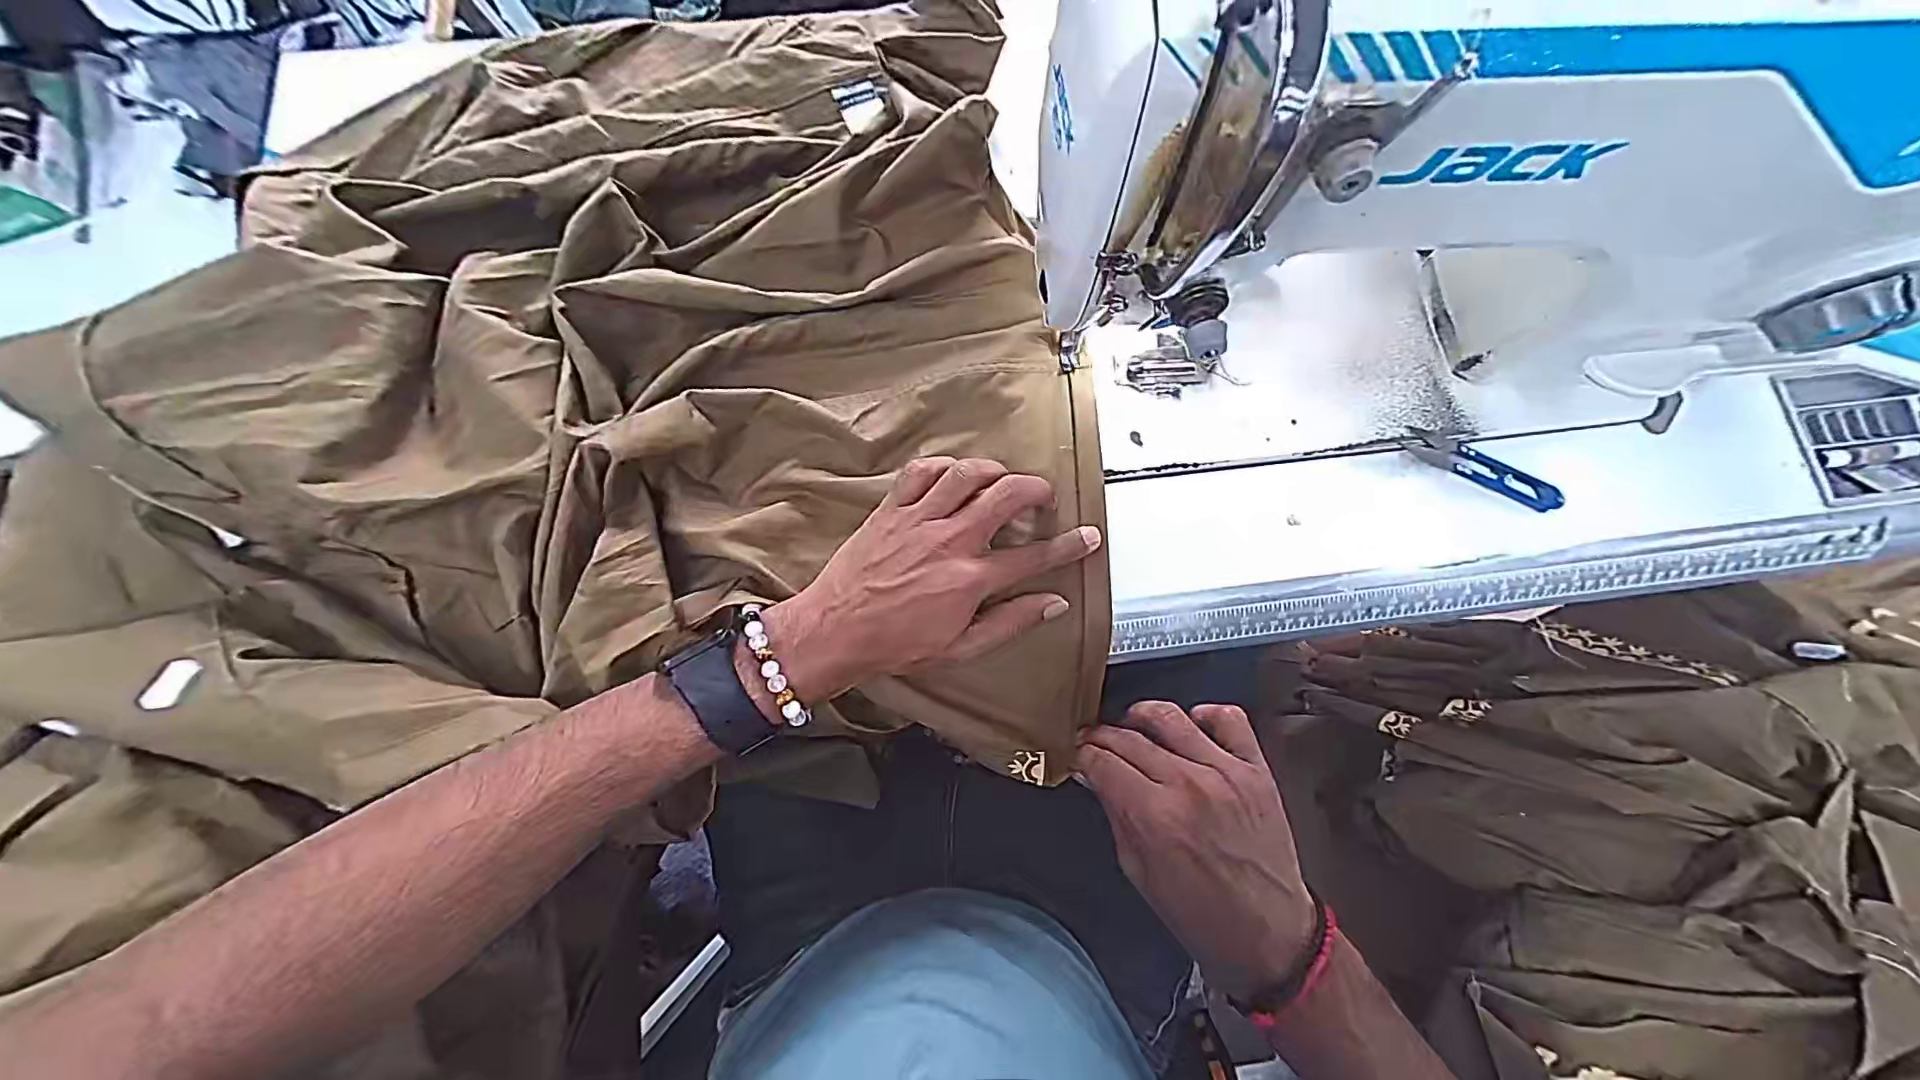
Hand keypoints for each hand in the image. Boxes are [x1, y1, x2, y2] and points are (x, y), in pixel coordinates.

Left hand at [759, 457, 1100, 701]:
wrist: (835, 631)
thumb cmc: (893, 644)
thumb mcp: (959, 648)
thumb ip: (1010, 622)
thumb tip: (1050, 604)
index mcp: (969, 579)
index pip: (1034, 556)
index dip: (1068, 545)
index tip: (1086, 537)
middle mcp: (949, 542)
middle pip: (1007, 496)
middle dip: (1036, 489)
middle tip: (1043, 496)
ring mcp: (919, 521)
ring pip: (968, 474)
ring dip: (995, 471)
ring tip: (1002, 481)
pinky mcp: (891, 510)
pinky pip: (921, 472)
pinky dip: (943, 467)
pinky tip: (952, 476)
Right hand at [1077, 702, 1313, 1001]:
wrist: (1270, 937)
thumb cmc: (1202, 915)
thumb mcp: (1138, 871)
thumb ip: (1114, 814)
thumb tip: (1095, 776)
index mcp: (1155, 816)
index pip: (1101, 759)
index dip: (1082, 754)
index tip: (1078, 755)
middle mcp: (1189, 786)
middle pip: (1127, 737)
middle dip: (1101, 737)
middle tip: (1094, 743)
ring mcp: (1227, 773)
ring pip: (1169, 716)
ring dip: (1140, 716)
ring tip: (1133, 727)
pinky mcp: (1257, 770)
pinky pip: (1228, 719)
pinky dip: (1205, 715)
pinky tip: (1191, 728)